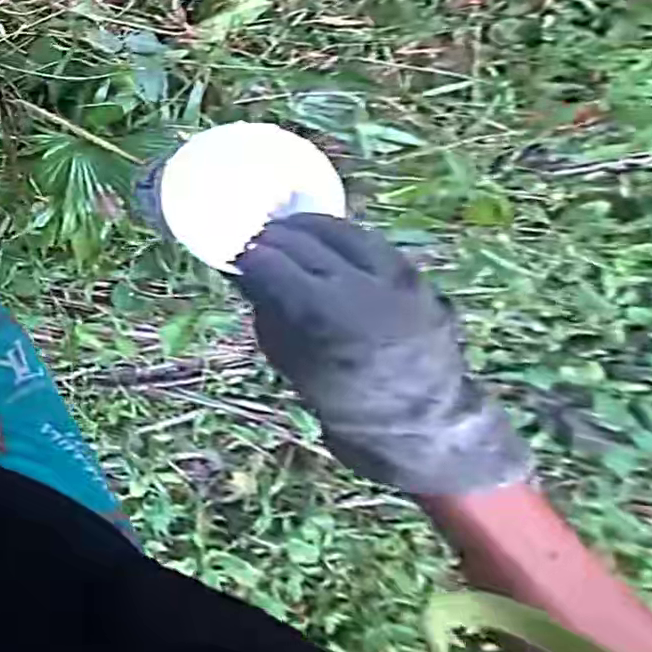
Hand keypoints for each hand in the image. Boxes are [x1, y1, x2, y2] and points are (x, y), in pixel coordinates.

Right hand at [232, 212, 530, 494]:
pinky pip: (365, 240)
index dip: (245, 256)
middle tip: (249, 242)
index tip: (232, 255)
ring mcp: (395, 278)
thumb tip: (246, 268)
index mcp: (324, 312)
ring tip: (281, 235)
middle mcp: (362, 288)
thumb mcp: (282, 350)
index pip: (269, 262)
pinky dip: (335, 236)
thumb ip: (266, 303)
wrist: (419, 422)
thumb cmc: (334, 391)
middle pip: (299, 241)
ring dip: (300, 229)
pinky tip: (317, 242)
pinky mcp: (415, 275)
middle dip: (267, 239)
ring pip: (335, 230)